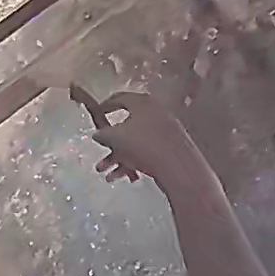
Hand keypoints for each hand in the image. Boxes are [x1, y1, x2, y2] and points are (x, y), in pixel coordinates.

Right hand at [91, 93, 216, 197]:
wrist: (177, 165)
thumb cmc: (142, 144)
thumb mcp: (114, 138)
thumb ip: (102, 134)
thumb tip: (97, 134)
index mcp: (141, 103)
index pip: (119, 99)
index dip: (105, 106)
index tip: (97, 114)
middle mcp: (154, 112)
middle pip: (127, 125)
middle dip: (111, 144)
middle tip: (101, 152)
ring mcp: (165, 129)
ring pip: (135, 142)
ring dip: (119, 157)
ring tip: (106, 173)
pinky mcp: (171, 146)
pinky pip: (147, 151)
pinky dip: (135, 161)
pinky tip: (127, 176)